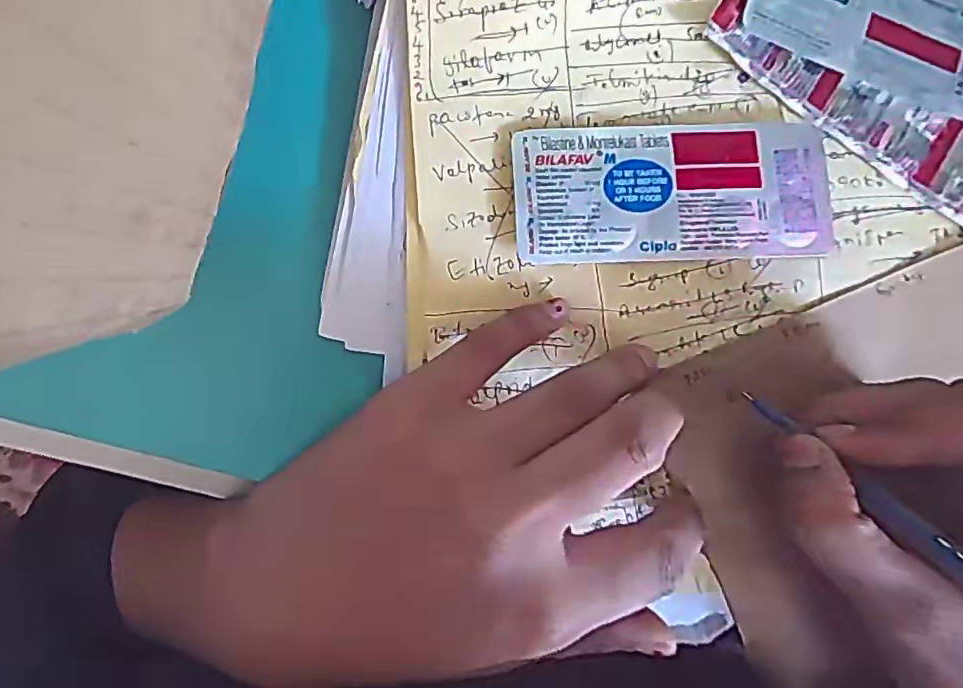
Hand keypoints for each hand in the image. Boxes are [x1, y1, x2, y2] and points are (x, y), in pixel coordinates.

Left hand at [112, 300, 703, 685]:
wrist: (273, 591)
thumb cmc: (382, 638)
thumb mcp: (489, 663)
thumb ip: (586, 640)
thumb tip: (668, 630)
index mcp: (541, 602)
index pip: (654, 555)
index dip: (688, 525)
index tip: (690, 501)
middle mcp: (519, 519)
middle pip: (624, 449)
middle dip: (662, 419)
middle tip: (671, 401)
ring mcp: (468, 450)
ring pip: (571, 393)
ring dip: (617, 370)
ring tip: (640, 357)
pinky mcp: (419, 401)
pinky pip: (488, 348)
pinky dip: (528, 321)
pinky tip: (557, 310)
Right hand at [775, 379, 962, 687]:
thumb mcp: (926, 636)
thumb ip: (850, 541)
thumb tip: (790, 445)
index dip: (898, 422)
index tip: (826, 441)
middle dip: (873, 427)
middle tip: (806, 438)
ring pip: (944, 447)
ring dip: (868, 446)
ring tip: (814, 458)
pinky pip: (936, 481)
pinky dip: (878, 475)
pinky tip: (841, 486)